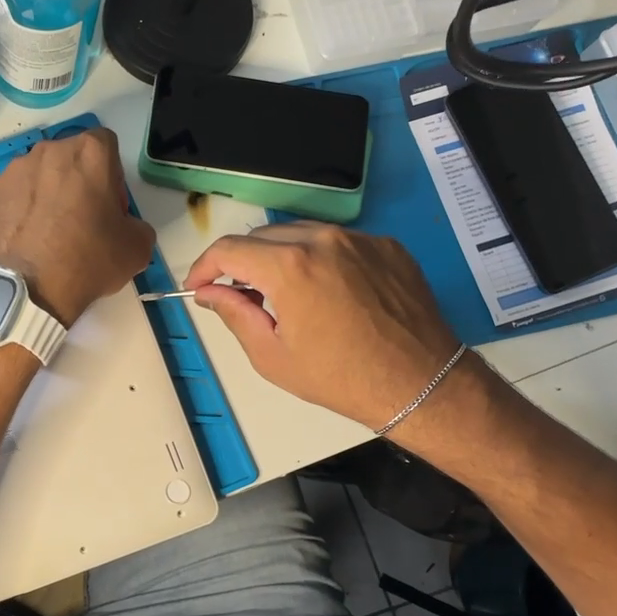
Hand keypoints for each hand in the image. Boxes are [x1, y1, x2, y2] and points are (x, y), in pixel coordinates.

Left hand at [0, 128, 155, 324]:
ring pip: (40, 177)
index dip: (112, 178)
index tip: (109, 209)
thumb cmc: (88, 261)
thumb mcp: (137, 248)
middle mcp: (49, 151)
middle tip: (81, 223)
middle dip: (78, 184)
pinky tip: (27, 241)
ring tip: (49, 235)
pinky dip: (22, 212)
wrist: (28, 290)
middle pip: (71, 161)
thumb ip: (136, 224)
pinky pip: (15, 197)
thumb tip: (124, 226)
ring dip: (48, 197)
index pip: (107, 149)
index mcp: (89, 152)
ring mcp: (14, 171)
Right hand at [182, 223, 465, 431]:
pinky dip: (318, 259)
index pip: (229, 249)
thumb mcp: (271, 355)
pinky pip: (338, 241)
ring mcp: (359, 239)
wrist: (417, 381)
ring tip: (281, 294)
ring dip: (279, 257)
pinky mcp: (386, 245)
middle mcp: (324, 240)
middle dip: (241, 262)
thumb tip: (208, 292)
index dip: (204, 266)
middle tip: (238, 295)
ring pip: (300, 234)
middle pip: (262, 236)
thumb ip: (234, 314)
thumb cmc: (338, 377)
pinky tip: (324, 291)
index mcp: (290, 267)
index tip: (199, 286)